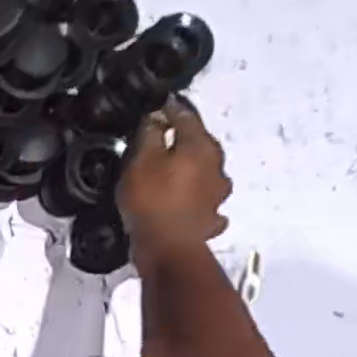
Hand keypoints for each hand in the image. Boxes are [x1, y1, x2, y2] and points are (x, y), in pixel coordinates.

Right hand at [116, 98, 233, 275]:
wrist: (167, 249)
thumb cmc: (151, 202)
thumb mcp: (139, 161)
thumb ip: (149, 134)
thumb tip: (155, 115)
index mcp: (199, 145)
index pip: (185, 115)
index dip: (169, 109)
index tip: (157, 106)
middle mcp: (215, 165)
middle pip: (199, 144)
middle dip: (183, 141)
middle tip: (162, 143)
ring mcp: (216, 194)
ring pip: (206, 174)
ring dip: (195, 172)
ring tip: (177, 177)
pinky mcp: (210, 220)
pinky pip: (205, 205)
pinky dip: (198, 203)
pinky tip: (189, 207)